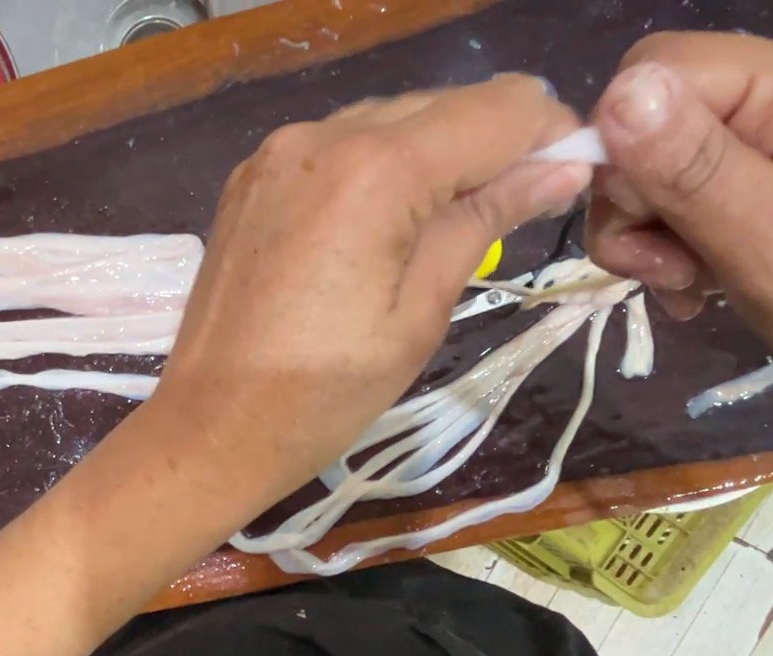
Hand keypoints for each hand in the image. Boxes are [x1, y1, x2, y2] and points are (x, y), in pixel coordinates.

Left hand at [143, 76, 591, 520]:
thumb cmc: (318, 399)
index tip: (564, 185)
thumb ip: (483, 225)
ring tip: (435, 235)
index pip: (499, 109)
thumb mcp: (416, 319)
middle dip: (489, 150)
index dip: (548, 138)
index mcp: (372, 170)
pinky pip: (335, 150)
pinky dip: (372, 173)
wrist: (208, 432)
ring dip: (429, 161)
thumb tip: (560, 165)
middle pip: (441, 106)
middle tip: (505, 221)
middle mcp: (319, 136)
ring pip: (387, 123)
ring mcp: (275, 155)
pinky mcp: (249, 182)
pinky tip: (375, 229)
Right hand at [583, 34, 772, 446]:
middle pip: (656, 120)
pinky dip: (680, 246)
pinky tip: (706, 285)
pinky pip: (697, 194)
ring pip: (666, 165)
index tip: (636, 236)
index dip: (618, 149)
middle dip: (636, 205)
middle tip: (669, 276)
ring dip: (655, 236)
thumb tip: (617, 97)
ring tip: (693, 289)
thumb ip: (698, 176)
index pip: (662, 70)